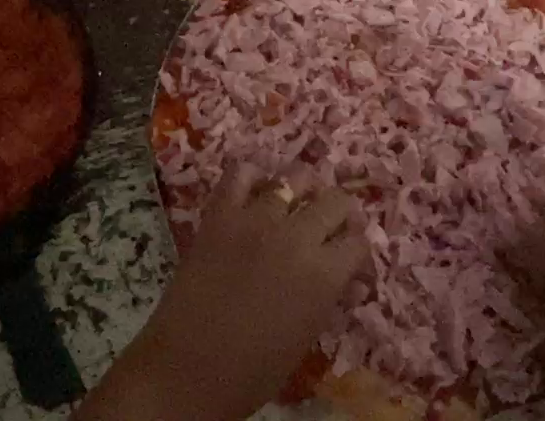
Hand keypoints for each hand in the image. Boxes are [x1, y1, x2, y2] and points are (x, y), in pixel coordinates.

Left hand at [78, 163, 370, 420]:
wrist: (186, 371)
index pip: (358, 241)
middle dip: (341, 215)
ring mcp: (257, 218)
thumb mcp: (305, 336)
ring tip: (297, 203)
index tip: (351, 260)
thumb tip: (346, 278)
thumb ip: (327, 295)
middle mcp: (297, 237)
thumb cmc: (252, 371)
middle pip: (336, 202)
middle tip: (330, 229)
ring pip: (295, 178)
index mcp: (324, 275)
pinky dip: (253, 177)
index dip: (357, 250)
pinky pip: (241, 173)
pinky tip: (255, 193)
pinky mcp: (221, 213)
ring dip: (303, 191)